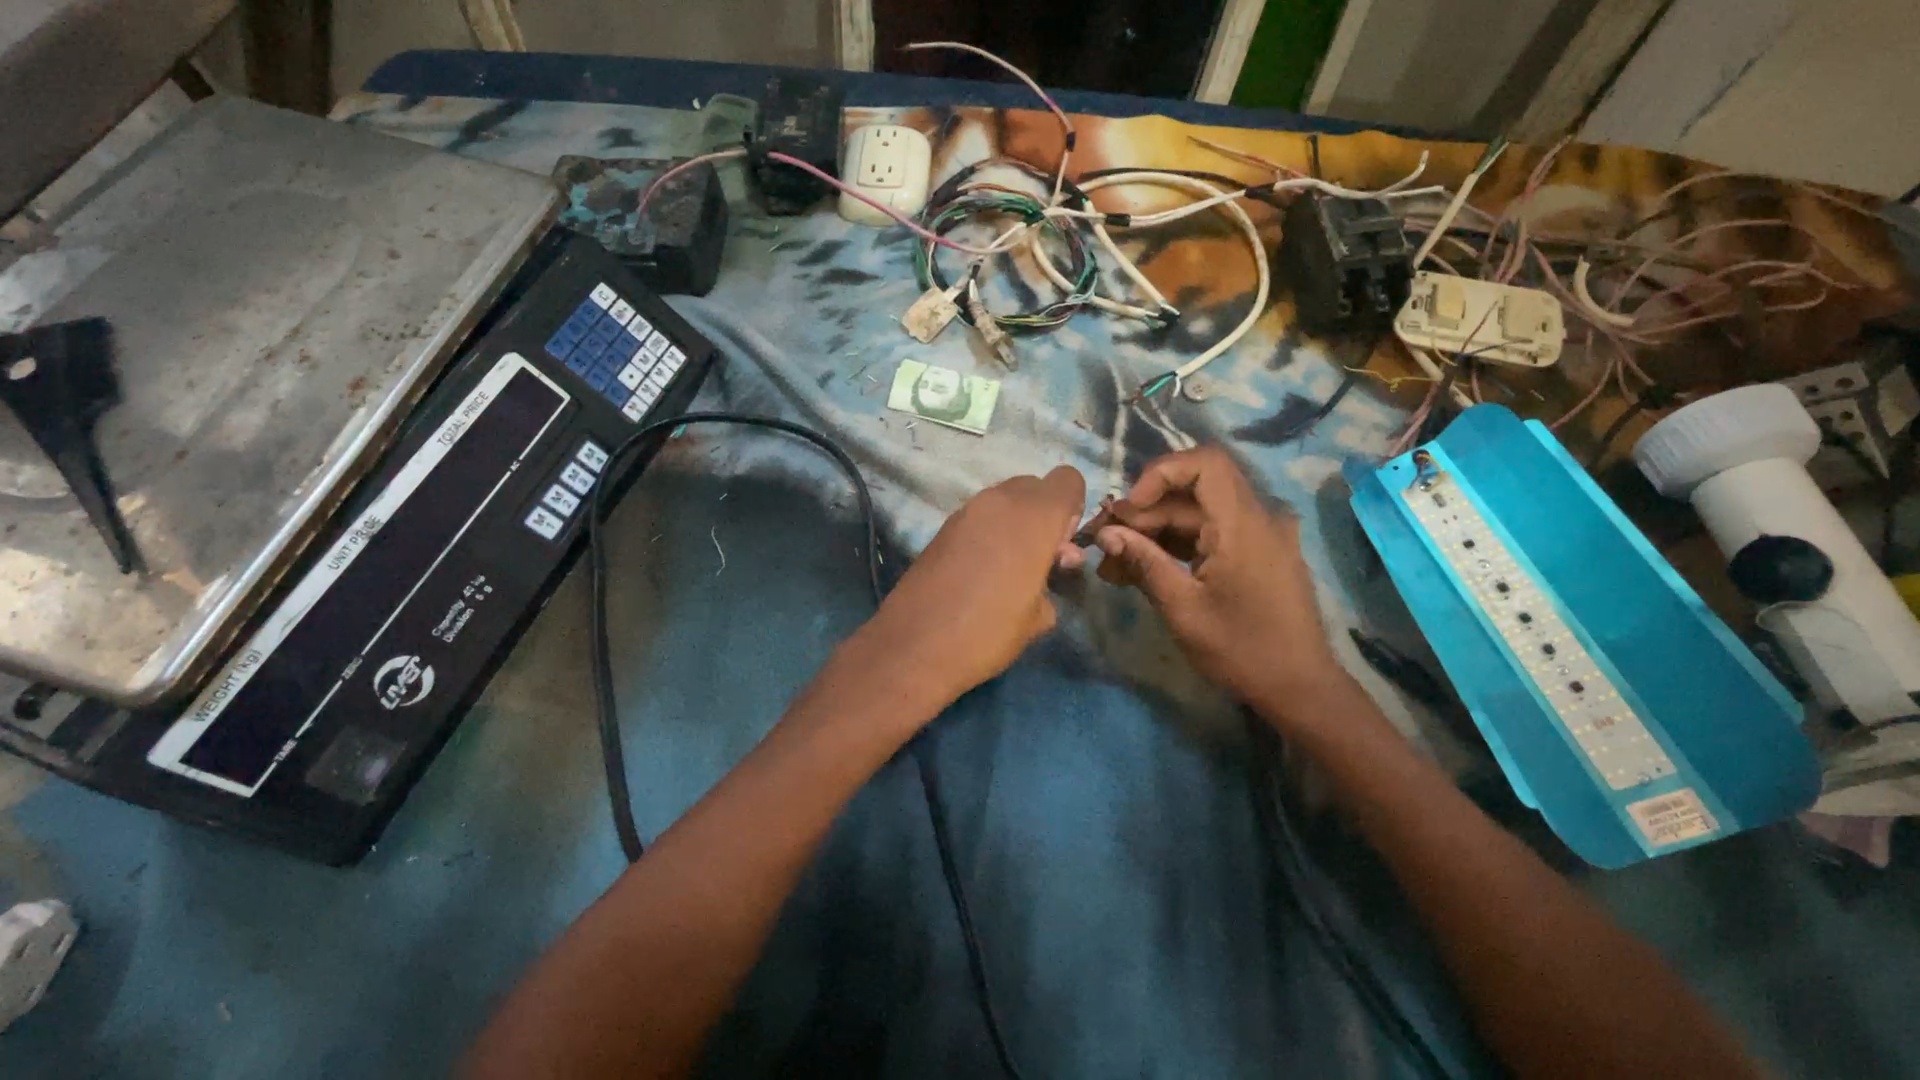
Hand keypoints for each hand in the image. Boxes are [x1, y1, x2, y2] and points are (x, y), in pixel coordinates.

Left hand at [863, 466, 1086, 706]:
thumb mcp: (1039, 617)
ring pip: (1005, 500)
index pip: (1068, 480)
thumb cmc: (989, 632)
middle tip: (1040, 559)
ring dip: (1015, 524)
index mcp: (1034, 516)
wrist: (914, 645)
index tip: (1063, 545)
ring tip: (1010, 571)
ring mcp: (966, 511)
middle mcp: (1000, 501)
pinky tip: (981, 573)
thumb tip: (1048, 568)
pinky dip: (989, 534)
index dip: (1073, 509)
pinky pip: (979, 517)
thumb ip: (1053, 580)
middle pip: (1035, 486)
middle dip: (1044, 514)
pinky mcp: (942, 528)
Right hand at [1092, 447, 1344, 713]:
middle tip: (1103, 543)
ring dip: (1155, 533)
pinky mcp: (1257, 556)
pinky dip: (1177, 547)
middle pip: (1193, 492)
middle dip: (1145, 512)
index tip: (1129, 509)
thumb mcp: (1183, 609)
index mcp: (1243, 525)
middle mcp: (1257, 520)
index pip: (1204, 463)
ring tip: (1114, 564)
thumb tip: (1106, 534)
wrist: (1300, 688)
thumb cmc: (1242, 650)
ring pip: (1198, 515)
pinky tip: (1142, 570)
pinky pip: (1212, 535)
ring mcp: (1259, 537)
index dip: (1159, 474)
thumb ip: (1144, 563)